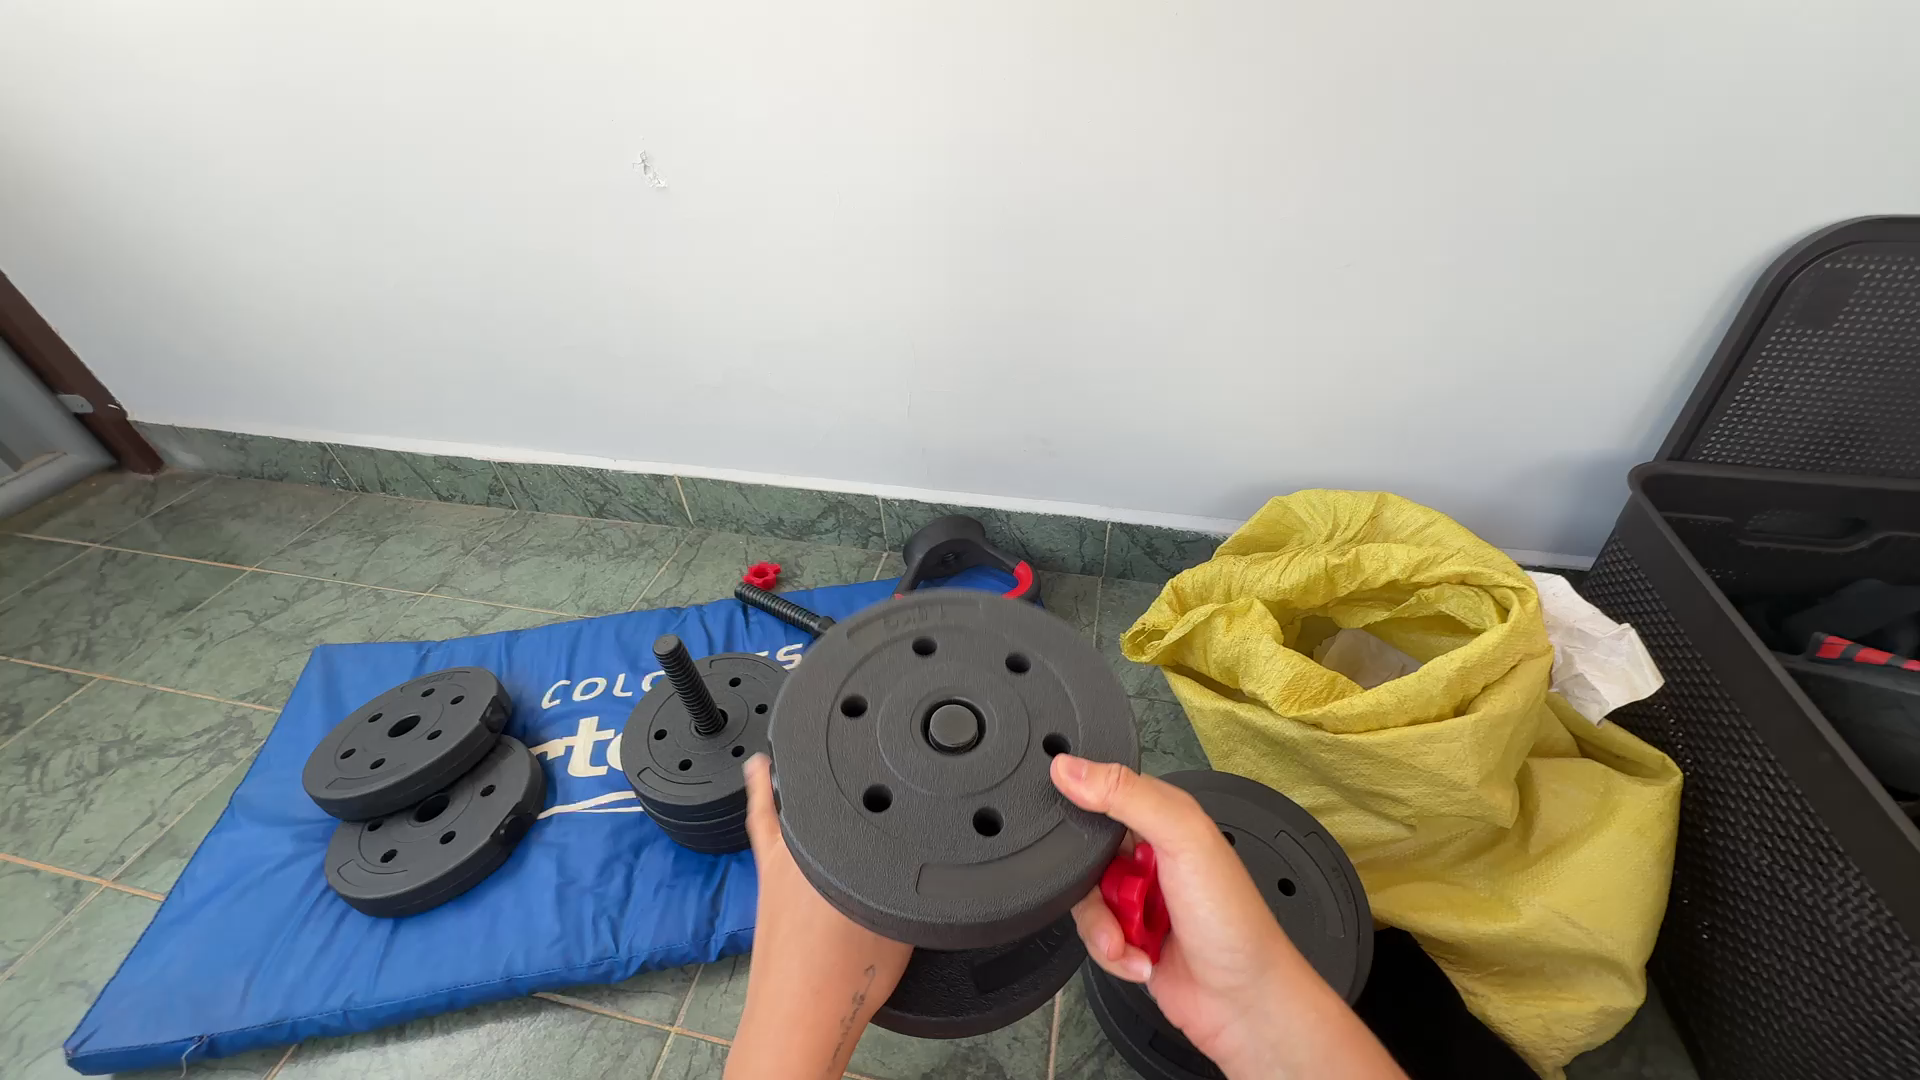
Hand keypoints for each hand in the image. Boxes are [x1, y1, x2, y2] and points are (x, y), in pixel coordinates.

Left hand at [724, 755, 912, 1079]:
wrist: (801, 1015)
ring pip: (806, 796)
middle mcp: (816, 842)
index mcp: (850, 849)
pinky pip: (762, 815)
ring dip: (817, 773)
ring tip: (832, 743)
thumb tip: (926, 850)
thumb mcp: (903, 921)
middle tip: (874, 740)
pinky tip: (758, 764)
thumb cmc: (850, 977)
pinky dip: (760, 787)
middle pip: (841, 790)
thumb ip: (910, 879)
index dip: (896, 771)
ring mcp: (786, 853)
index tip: (909, 747)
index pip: (877, 793)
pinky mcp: (766, 867)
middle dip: (860, 769)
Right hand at [1052, 755, 1404, 1079]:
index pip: (1106, 788)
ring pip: (1083, 895)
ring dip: (1100, 924)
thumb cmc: (1229, 914)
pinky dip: (1110, 951)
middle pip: (1084, 848)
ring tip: (1125, 941)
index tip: (1059, 814)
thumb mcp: (1182, 838)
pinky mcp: (1127, 936)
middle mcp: (1146, 852)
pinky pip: (1091, 935)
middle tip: (1110, 895)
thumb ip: (1127, 796)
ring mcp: (1136, 896)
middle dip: (1087, 881)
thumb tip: (1067, 767)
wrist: (1246, 1006)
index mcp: (1162, 815)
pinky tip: (1138, 960)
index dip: (1080, 798)